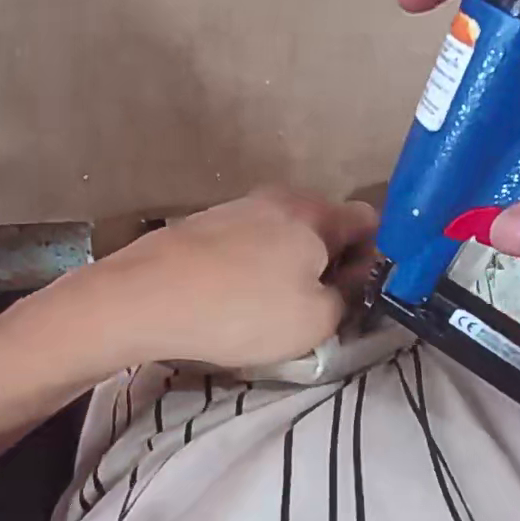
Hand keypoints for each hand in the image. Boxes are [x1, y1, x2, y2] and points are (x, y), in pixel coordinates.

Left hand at [48, 186, 377, 368]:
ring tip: (266, 312)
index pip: (369, 222)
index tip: (356, 296)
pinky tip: (229, 301)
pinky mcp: (201, 226)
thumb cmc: (241, 312)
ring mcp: (234, 208)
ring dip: (285, 270)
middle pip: (322, 229)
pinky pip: (243, 246)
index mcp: (315, 213)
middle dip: (327, 266)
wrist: (145, 299)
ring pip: (280, 238)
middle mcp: (278, 199)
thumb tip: (348, 283)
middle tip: (314, 311)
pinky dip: (249, 270)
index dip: (374, 260)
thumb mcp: (314, 321)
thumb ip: (347, 299)